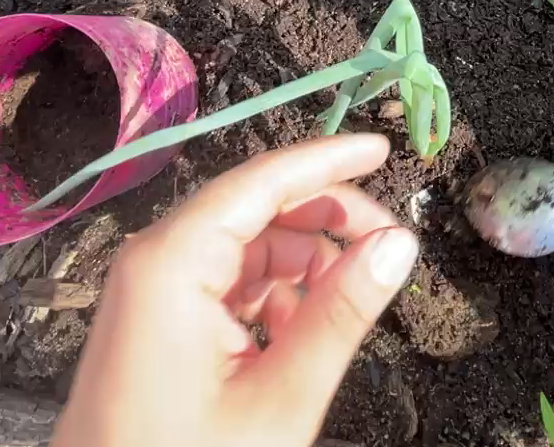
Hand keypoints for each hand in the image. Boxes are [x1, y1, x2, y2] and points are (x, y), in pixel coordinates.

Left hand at [54, 134, 418, 446]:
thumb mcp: (278, 402)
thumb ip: (341, 314)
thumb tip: (400, 242)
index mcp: (173, 259)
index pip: (263, 179)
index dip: (327, 159)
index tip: (382, 150)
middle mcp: (157, 255)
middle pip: (257, 206)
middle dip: (325, 217)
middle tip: (387, 244)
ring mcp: (153, 286)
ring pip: (248, 243)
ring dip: (305, 260)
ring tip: (350, 298)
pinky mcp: (159, 318)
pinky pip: (229, 279)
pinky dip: (275, 292)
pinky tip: (303, 331)